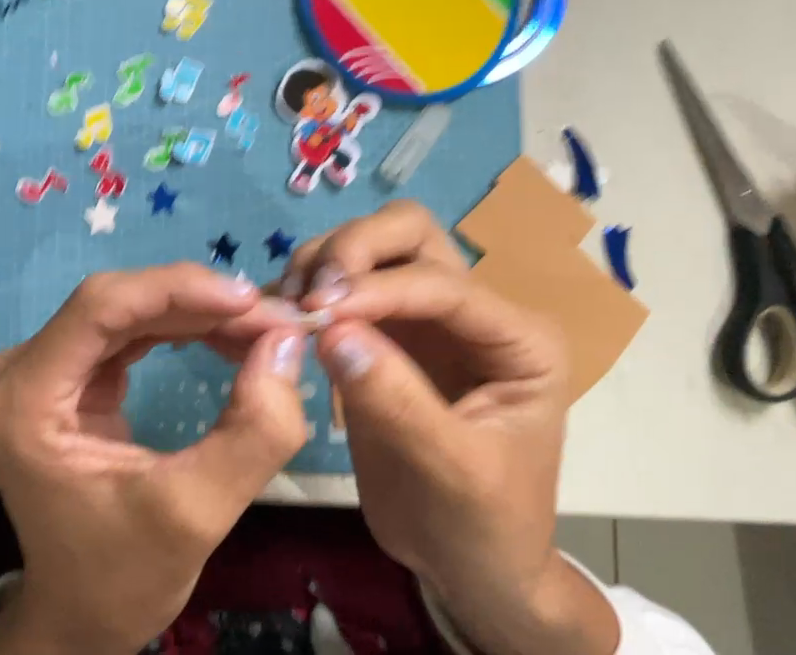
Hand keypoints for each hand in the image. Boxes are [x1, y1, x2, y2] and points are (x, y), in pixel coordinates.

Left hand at [0, 265, 310, 654]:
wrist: (79, 613)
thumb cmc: (121, 575)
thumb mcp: (194, 514)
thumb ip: (250, 432)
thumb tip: (287, 344)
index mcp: (24, 400)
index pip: (98, 309)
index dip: (175, 289)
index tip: (250, 298)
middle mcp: (18, 370)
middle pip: (113, 306)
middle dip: (197, 303)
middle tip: (274, 317)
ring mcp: (37, 369)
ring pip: (124, 313)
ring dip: (194, 313)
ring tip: (261, 327)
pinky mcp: (63, 375)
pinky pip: (124, 333)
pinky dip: (178, 330)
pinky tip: (224, 335)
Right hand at [279, 203, 618, 654]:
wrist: (463, 564)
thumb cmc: (480, 524)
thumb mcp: (452, 472)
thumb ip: (397, 400)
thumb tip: (331, 332)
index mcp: (516, 339)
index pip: (442, 283)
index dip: (377, 288)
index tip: (317, 312)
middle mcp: (469, 311)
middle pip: (408, 231)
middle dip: (354, 248)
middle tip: (310, 295)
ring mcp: (421, 317)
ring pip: (368, 246)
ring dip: (322, 262)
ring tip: (289, 310)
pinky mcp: (379, 333)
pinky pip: (338, 284)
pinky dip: (305, 287)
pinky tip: (280, 320)